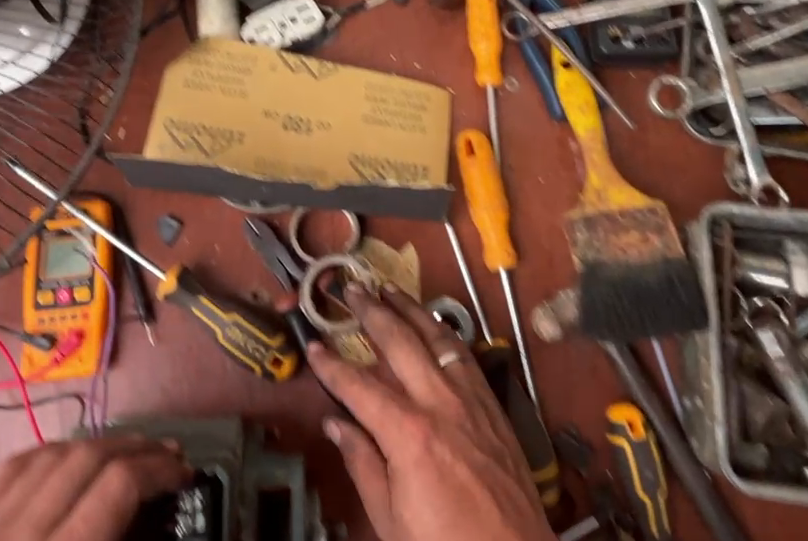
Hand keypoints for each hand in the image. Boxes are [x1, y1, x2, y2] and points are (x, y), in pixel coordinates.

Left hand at [0, 435, 190, 540]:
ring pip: (49, 455)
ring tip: (129, 453)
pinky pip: (11, 471)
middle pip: (85, 459)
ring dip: (97, 445)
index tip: (184, 474)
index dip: (157, 471)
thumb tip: (154, 532)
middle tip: (168, 457)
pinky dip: (49, 455)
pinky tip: (69, 459)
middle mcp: (16, 537)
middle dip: (135, 449)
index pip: (114, 487)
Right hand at [308, 284, 555, 540]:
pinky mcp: (493, 407)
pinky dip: (444, 333)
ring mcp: (471, 400)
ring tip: (389, 289)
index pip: (359, 385)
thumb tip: (337, 424)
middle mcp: (440, 404)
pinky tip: (434, 325)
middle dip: (372, 311)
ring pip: (437, 337)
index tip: (314, 344)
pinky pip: (465, 356)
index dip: (332, 364)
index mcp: (408, 433)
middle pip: (400, 342)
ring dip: (410, 309)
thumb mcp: (390, 518)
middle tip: (352, 289)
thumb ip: (362, 463)